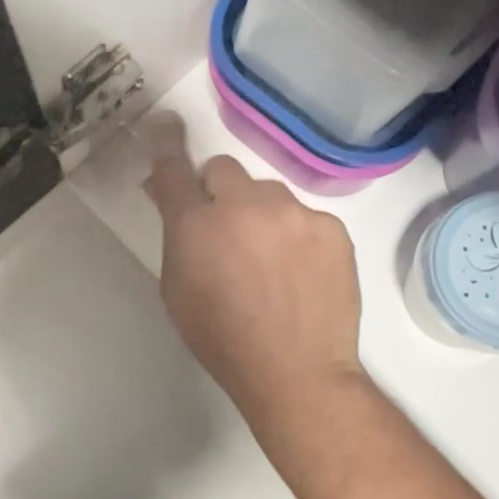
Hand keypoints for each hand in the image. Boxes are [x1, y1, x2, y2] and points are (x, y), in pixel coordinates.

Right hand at [141, 117, 365, 427]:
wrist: (295, 373)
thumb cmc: (222, 340)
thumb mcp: (177, 291)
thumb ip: (176, 237)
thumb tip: (172, 198)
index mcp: (197, 225)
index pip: (174, 168)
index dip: (167, 146)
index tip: (167, 125)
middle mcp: (245, 205)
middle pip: (224, 170)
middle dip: (219, 193)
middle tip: (227, 232)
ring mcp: (294, 213)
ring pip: (268, 194)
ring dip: (261, 215)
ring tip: (272, 263)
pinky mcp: (332, 226)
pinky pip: (305, 217)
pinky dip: (297, 237)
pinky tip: (301, 273)